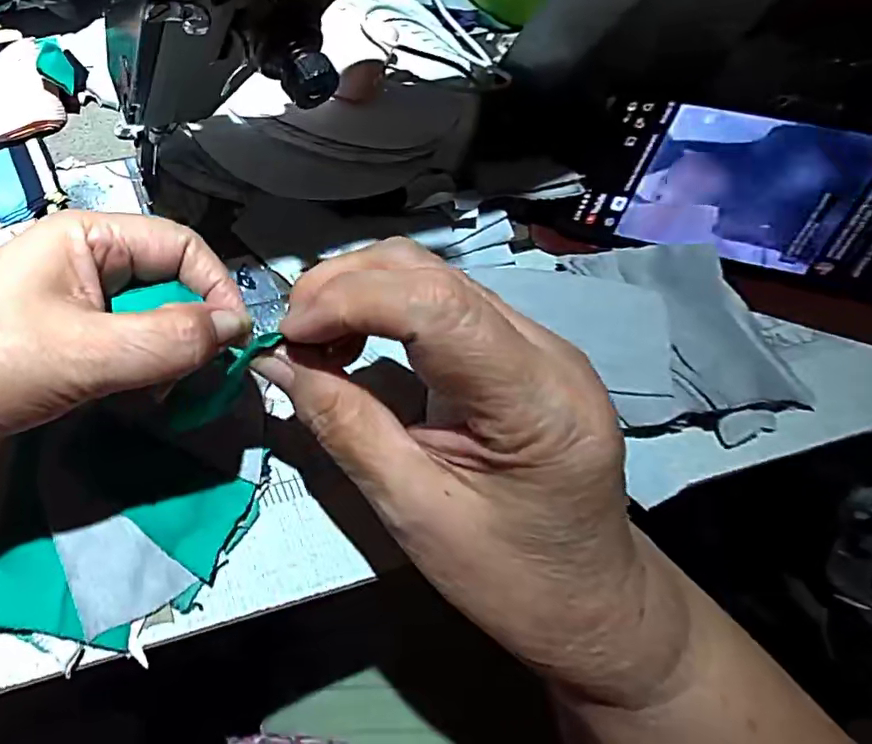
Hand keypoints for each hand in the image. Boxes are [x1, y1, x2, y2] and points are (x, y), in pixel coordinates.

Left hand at [0, 212, 250, 469]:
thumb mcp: (83, 352)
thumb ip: (167, 339)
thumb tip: (236, 328)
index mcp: (89, 237)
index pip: (179, 244)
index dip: (215, 285)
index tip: (236, 338)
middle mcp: (86, 261)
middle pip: (167, 282)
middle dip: (191, 327)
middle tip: (201, 378)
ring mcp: (74, 304)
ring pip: (149, 319)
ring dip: (168, 354)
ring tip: (166, 394)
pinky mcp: (65, 343)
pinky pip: (125, 347)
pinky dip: (143, 372)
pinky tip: (140, 400)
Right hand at [254, 239, 693, 711]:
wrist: (593, 600)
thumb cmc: (512, 578)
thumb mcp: (414, 512)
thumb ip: (344, 425)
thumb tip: (278, 360)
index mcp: (532, 398)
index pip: (434, 304)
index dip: (349, 301)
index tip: (289, 335)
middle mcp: (542, 347)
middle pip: (427, 271)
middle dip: (343, 286)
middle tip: (292, 335)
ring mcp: (535, 338)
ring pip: (430, 272)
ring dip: (358, 290)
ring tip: (316, 339)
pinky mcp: (516, 343)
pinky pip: (439, 298)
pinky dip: (382, 305)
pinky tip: (355, 338)